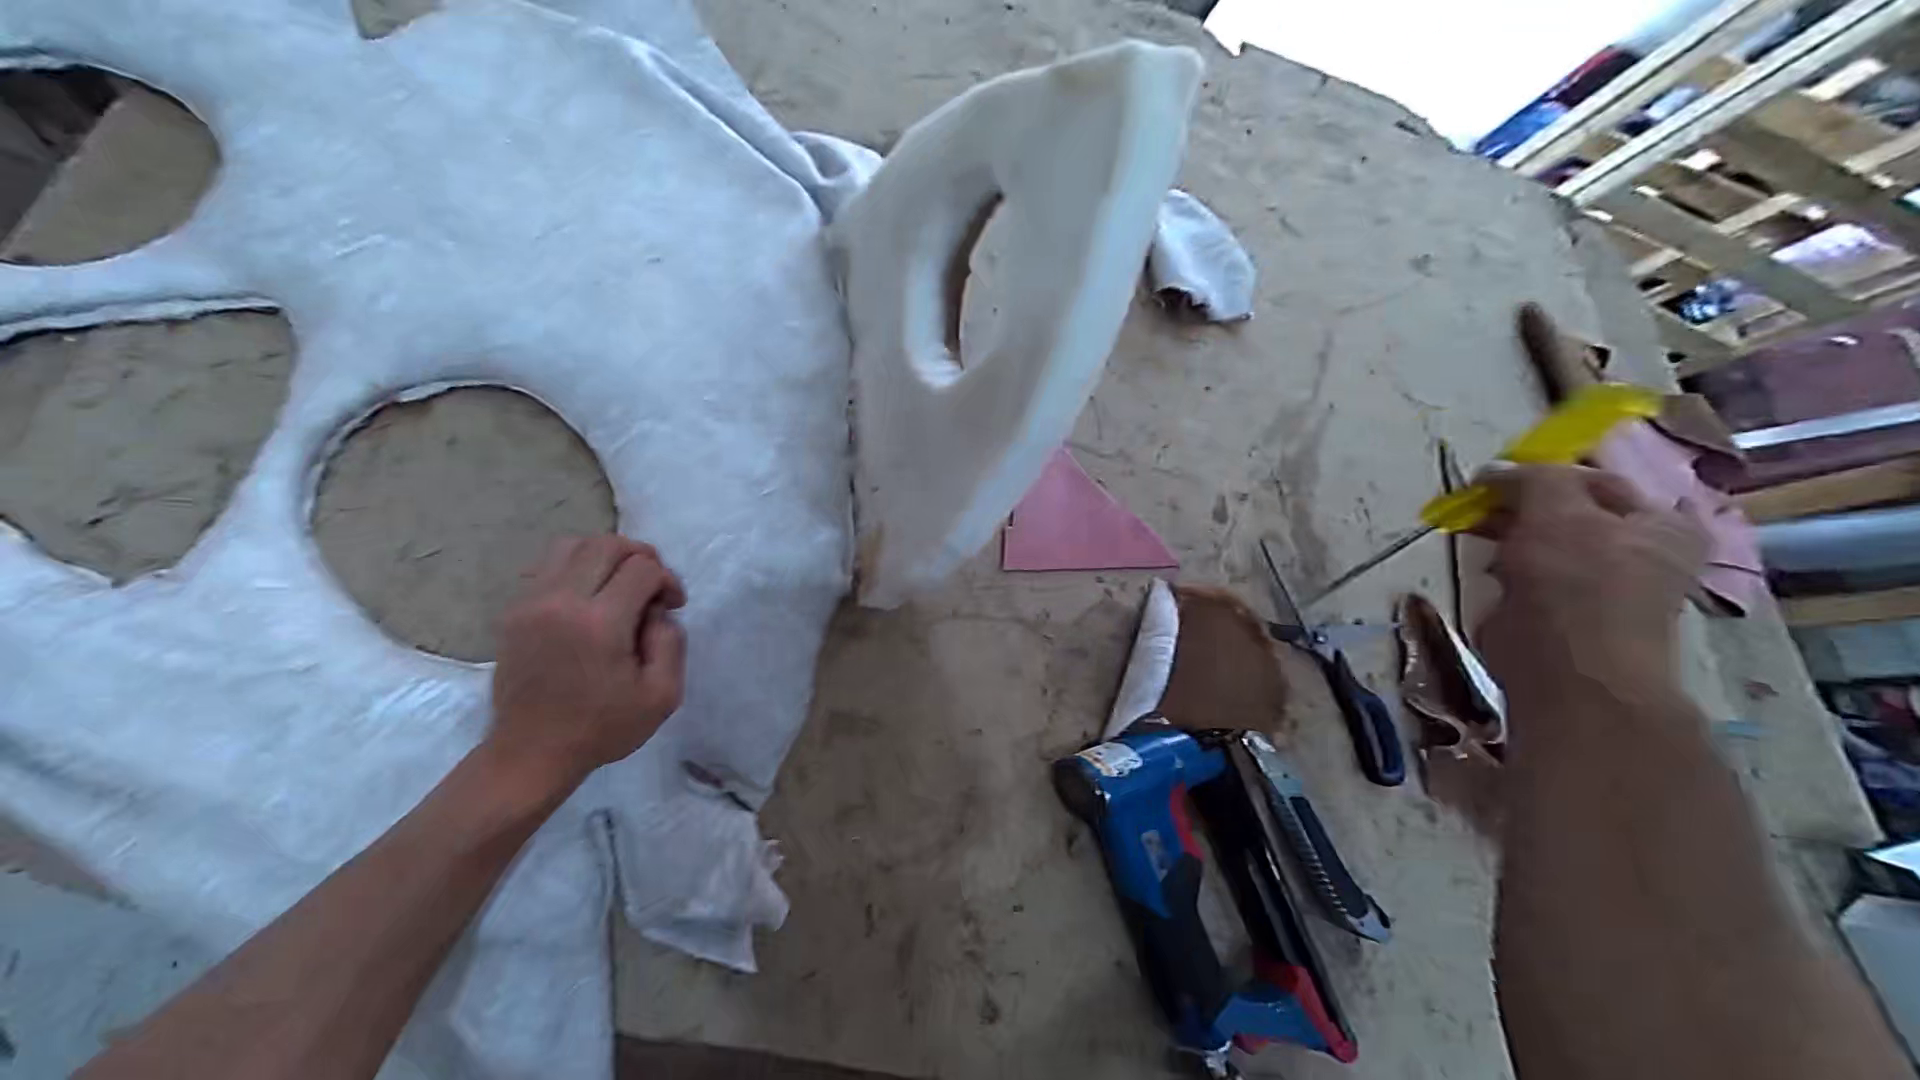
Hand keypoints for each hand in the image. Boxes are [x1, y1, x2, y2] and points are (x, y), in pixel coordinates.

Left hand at [486, 535, 687, 791]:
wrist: (531, 753)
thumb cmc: (603, 728)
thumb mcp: (662, 695)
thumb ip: (671, 642)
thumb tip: (657, 610)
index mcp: (599, 624)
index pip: (642, 569)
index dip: (668, 580)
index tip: (672, 606)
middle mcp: (561, 602)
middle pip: (607, 545)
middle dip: (641, 556)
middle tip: (653, 585)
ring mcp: (531, 603)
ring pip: (573, 545)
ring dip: (606, 555)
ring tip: (621, 581)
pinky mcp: (514, 611)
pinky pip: (547, 565)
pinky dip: (576, 566)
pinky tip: (590, 595)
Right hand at [1471, 465, 1705, 707]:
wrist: (1569, 673)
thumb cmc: (1576, 584)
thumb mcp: (1557, 512)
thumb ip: (1532, 480)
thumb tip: (1494, 470)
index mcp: (1659, 523)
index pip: (1592, 479)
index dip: (1542, 474)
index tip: (1490, 479)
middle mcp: (1636, 551)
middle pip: (1566, 512)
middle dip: (1518, 506)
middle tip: (1474, 505)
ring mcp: (1597, 586)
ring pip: (1542, 543)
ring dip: (1506, 535)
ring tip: (1472, 533)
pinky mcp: (1559, 613)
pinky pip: (1527, 575)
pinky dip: (1503, 567)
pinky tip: (1486, 570)